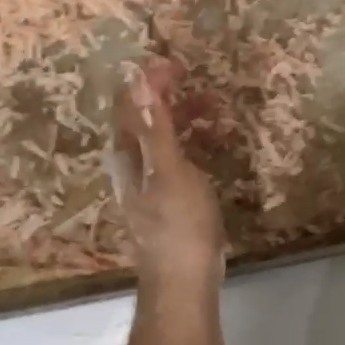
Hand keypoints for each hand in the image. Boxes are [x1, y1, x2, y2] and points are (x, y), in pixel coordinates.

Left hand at [108, 58, 224, 293]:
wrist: (183, 279)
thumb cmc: (178, 224)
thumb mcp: (170, 171)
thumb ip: (154, 127)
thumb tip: (138, 82)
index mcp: (127, 154)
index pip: (129, 104)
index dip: (148, 81)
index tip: (178, 65)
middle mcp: (131, 164)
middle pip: (143, 118)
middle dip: (168, 95)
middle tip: (199, 81)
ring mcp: (149, 182)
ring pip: (161, 137)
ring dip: (185, 117)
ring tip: (217, 109)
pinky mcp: (168, 196)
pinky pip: (177, 156)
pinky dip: (194, 141)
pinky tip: (217, 143)